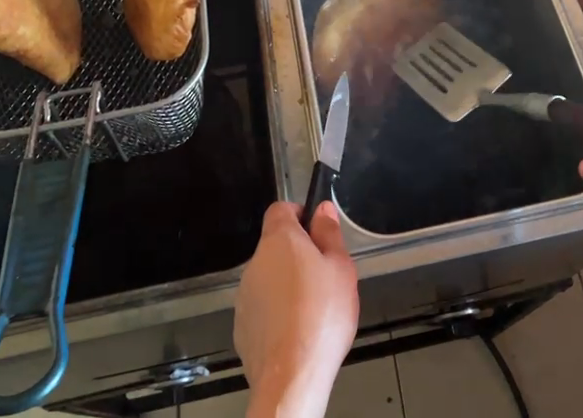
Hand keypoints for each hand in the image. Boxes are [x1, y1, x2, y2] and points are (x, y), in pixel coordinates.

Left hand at [235, 201, 357, 417]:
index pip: (280, 209)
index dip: (299, 214)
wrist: (292, 374)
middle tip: (324, 275)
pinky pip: (262, 308)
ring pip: (269, 278)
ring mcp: (244, 295)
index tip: (316, 231)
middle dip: (298, 255)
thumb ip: (330, 234)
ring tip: (314, 308)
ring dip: (287, 285)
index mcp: (279, 241)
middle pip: (276, 246)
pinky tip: (297, 331)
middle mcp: (255, 262)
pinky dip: (277, 312)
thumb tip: (322, 209)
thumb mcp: (340, 268)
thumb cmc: (322, 315)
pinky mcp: (242, 325)